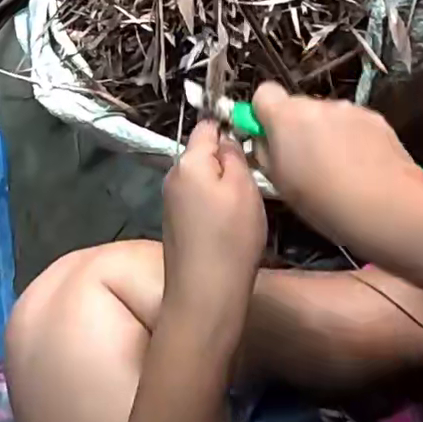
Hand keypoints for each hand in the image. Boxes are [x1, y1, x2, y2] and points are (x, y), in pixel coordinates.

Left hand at [161, 121, 265, 319]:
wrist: (204, 294)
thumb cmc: (230, 237)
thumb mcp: (244, 188)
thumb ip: (234, 155)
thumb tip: (225, 139)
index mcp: (188, 160)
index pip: (206, 127)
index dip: (228, 129)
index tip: (250, 143)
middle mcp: (173, 175)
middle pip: (202, 153)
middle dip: (225, 161)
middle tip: (252, 181)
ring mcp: (170, 200)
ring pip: (201, 178)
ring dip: (220, 185)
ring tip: (243, 207)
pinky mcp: (174, 223)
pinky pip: (196, 200)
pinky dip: (212, 206)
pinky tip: (228, 225)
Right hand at [251, 83, 422, 251]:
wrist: (392, 209)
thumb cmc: (326, 202)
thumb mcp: (279, 183)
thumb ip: (266, 153)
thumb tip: (264, 140)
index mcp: (285, 116)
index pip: (263, 92)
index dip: (262, 113)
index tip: (266, 136)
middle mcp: (317, 104)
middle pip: (296, 107)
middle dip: (295, 127)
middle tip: (301, 162)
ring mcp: (349, 109)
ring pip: (325, 117)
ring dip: (324, 134)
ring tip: (335, 171)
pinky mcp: (376, 119)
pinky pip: (351, 124)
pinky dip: (350, 139)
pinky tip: (359, 168)